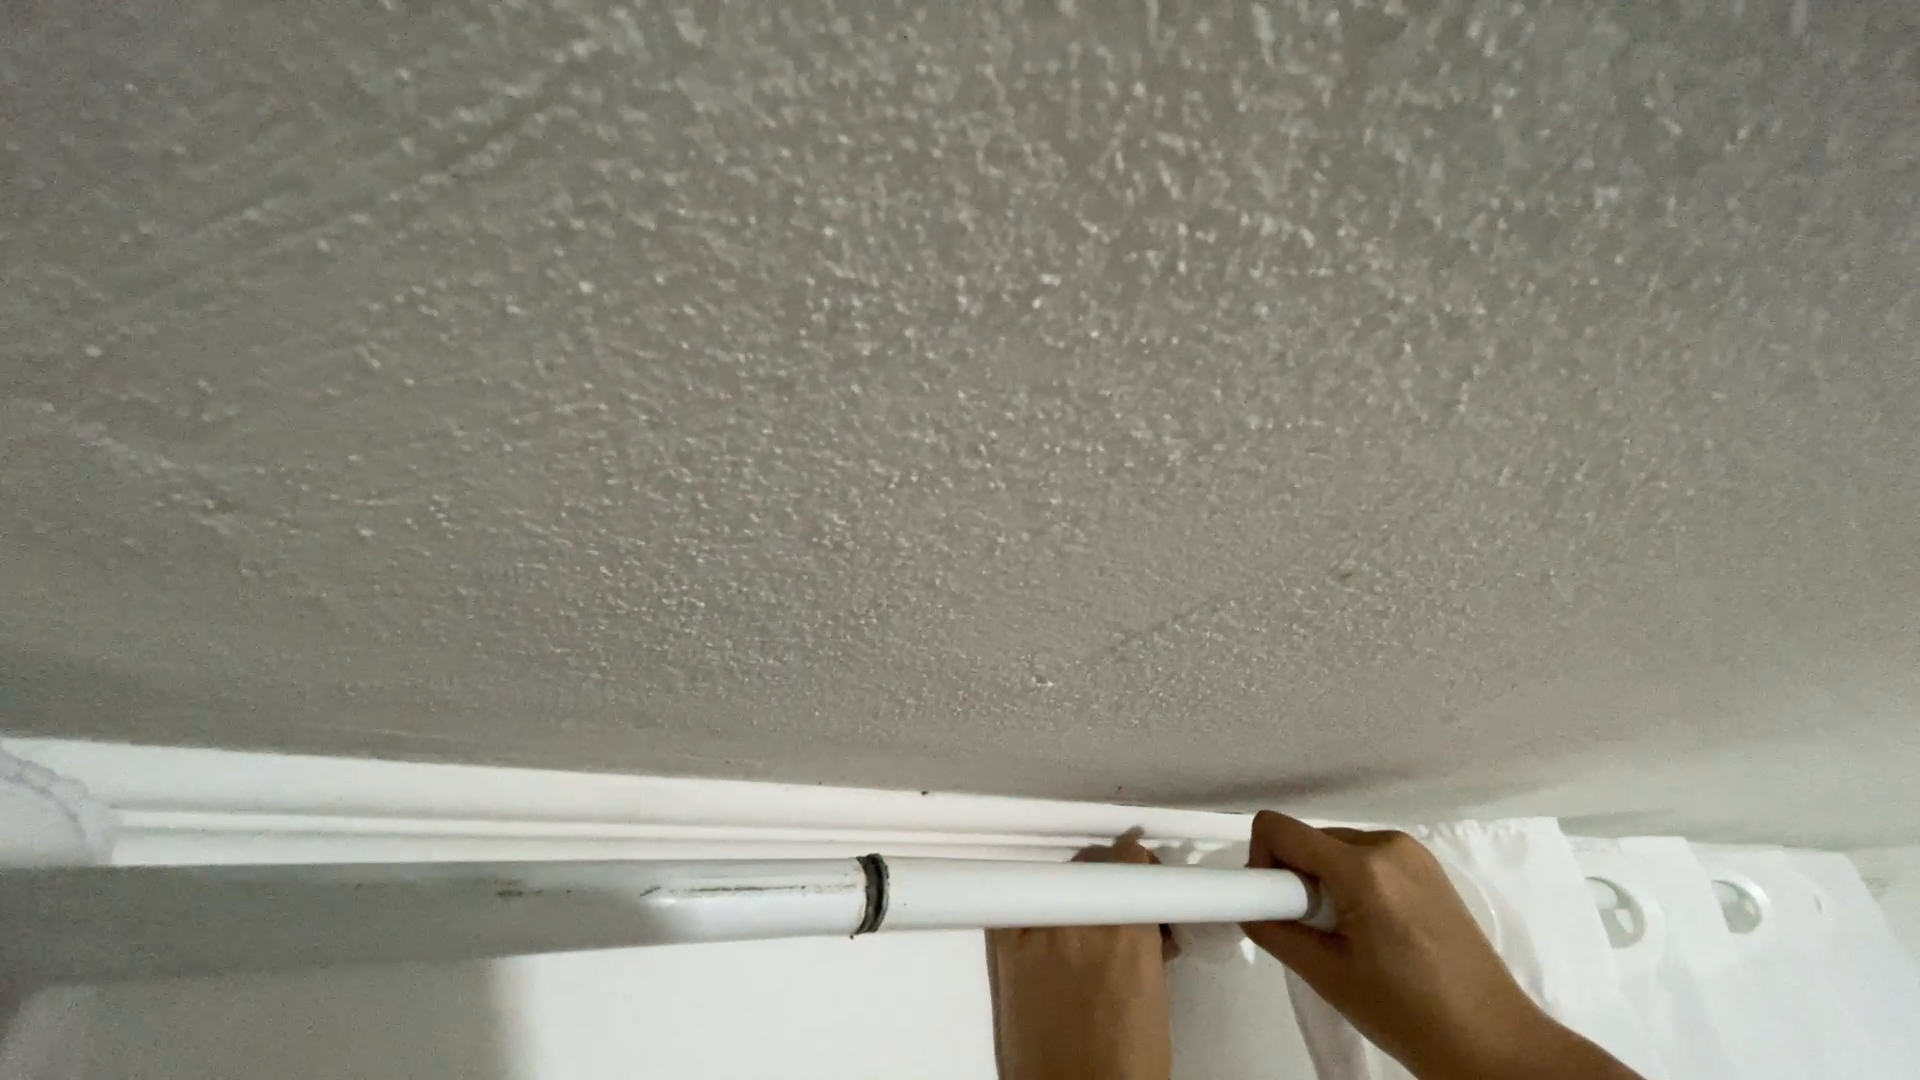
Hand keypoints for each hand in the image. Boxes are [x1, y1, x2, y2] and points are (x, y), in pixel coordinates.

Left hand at [987, 833, 1173, 1079]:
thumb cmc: (1126, 1060)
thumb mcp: (1154, 992)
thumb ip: (1147, 942)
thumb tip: (1147, 921)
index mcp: (1127, 930)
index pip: (1129, 858)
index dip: (1136, 863)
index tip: (1139, 872)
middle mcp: (1082, 917)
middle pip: (1092, 865)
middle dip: (1106, 879)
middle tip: (1111, 907)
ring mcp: (1040, 927)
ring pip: (1059, 880)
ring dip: (1072, 893)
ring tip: (1078, 926)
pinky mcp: (1008, 944)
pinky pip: (1021, 901)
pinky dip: (1035, 907)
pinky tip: (1044, 925)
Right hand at [1240, 812, 1643, 1079]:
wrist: (1496, 1044)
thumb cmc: (1408, 1013)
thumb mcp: (1324, 975)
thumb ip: (1272, 929)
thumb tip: (1246, 905)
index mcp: (1362, 868)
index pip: (1277, 829)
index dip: (1260, 863)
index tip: (1275, 907)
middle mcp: (1387, 844)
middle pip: (1307, 839)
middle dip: (1296, 879)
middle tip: (1318, 934)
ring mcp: (1412, 852)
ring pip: (1334, 848)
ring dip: (1325, 882)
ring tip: (1352, 937)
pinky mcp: (1427, 866)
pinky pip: (1365, 857)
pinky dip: (1353, 882)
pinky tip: (1377, 930)